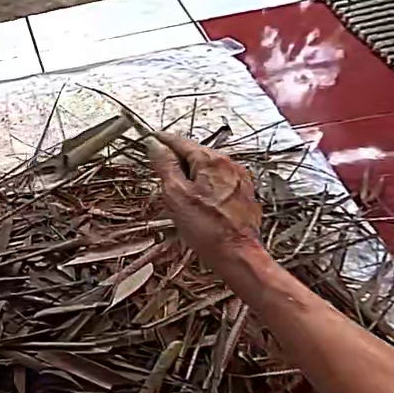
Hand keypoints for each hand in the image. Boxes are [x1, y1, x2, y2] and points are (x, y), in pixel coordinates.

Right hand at [146, 131, 265, 268]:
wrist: (237, 254)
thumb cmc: (207, 228)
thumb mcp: (175, 194)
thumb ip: (165, 165)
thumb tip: (155, 145)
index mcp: (211, 160)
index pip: (180, 142)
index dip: (161, 140)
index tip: (150, 139)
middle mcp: (229, 164)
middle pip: (195, 154)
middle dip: (176, 160)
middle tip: (160, 170)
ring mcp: (239, 178)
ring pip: (207, 168)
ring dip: (190, 173)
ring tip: (177, 190)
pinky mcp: (243, 193)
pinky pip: (218, 180)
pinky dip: (204, 184)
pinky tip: (197, 201)